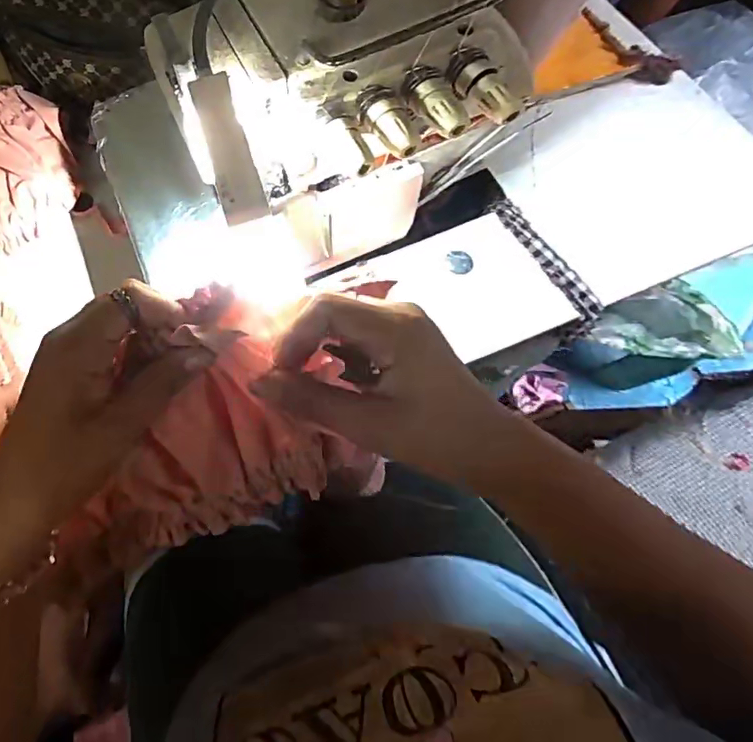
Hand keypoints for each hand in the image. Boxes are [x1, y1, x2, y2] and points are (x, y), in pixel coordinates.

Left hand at [0, 281, 212, 581]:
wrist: (13, 502)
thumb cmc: (66, 466)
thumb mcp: (122, 426)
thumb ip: (164, 381)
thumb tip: (205, 348)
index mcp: (76, 344)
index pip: (129, 298)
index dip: (166, 308)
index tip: (192, 337)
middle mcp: (66, 334)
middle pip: (122, 302)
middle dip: (160, 319)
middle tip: (188, 350)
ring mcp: (61, 348)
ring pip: (114, 319)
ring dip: (148, 333)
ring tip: (173, 363)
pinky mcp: (62, 364)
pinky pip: (103, 337)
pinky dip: (130, 346)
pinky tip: (146, 373)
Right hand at [257, 293, 536, 491]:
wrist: (493, 449)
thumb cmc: (437, 440)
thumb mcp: (369, 426)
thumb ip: (311, 401)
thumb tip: (259, 384)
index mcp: (394, 326)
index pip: (324, 307)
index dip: (293, 336)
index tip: (280, 375)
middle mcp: (397, 310)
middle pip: (330, 304)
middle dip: (298, 336)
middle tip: (281, 375)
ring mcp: (403, 319)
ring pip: (341, 314)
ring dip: (315, 341)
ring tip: (299, 377)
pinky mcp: (404, 333)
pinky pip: (357, 327)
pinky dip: (334, 347)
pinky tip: (329, 375)